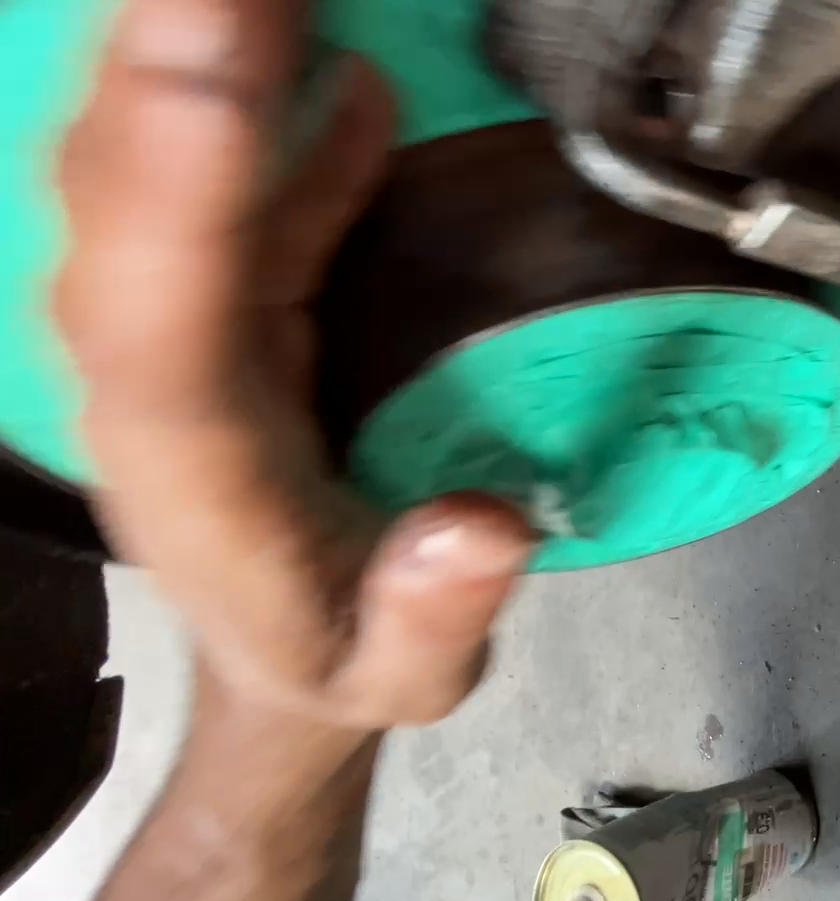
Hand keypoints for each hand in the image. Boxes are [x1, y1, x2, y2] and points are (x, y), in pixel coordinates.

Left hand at [56, 1, 532, 729]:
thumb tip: (484, 525)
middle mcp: (159, 374)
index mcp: (192, 464)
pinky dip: (287, 131)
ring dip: (215, 58)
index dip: (189, 177)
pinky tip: (344, 79)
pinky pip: (245, 205)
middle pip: (133, 191)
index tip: (223, 55)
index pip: (157, 305)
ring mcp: (193, 338)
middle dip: (174, 59)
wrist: (298, 656)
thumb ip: (437, 617)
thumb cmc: (353, 667)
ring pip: (173, 172)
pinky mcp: (241, 326)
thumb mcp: (410, 678)